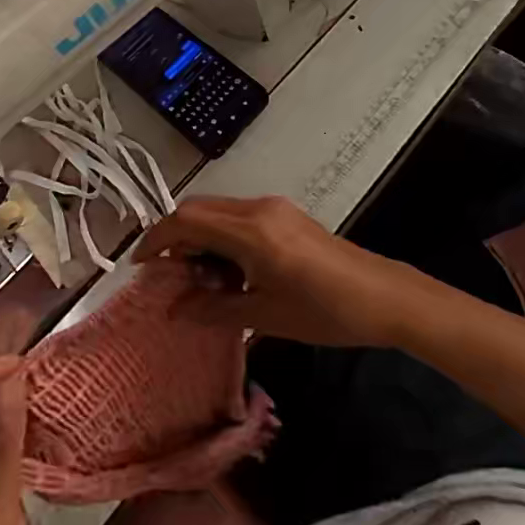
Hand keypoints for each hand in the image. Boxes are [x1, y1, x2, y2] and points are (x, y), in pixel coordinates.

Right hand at [133, 195, 430, 347]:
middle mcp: (259, 208)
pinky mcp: (287, 216)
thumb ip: (214, 308)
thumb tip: (173, 309)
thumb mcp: (265, 316)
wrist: (383, 297)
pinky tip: (229, 272)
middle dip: (176, 238)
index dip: (156, 239)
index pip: (186, 219)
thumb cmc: (325, 311)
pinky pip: (240, 217)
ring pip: (219, 212)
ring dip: (200, 238)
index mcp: (251, 231)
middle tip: (168, 279)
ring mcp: (276, 209)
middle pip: (199, 209)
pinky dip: (222, 237)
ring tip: (198, 281)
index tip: (140, 268)